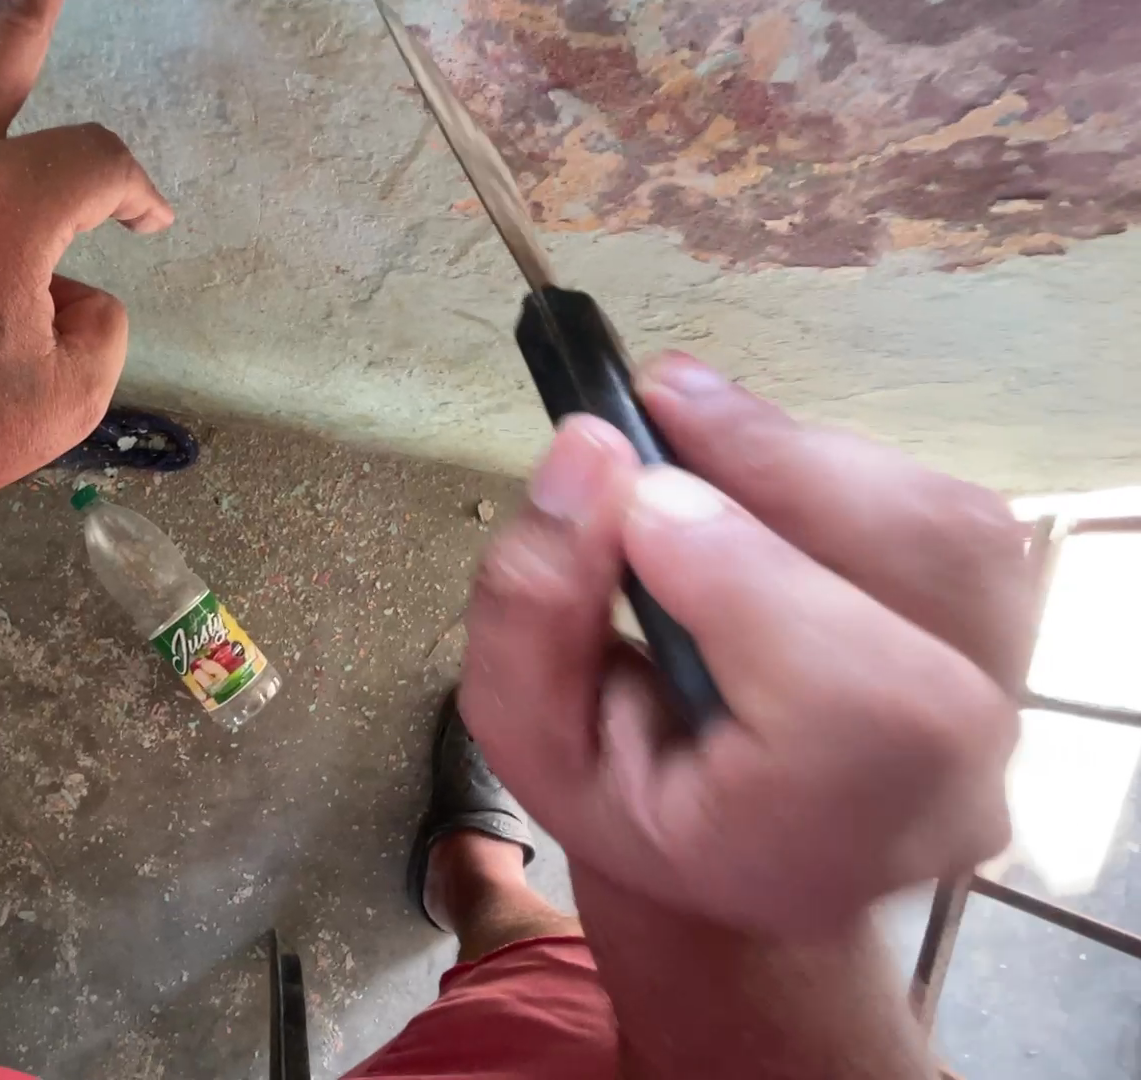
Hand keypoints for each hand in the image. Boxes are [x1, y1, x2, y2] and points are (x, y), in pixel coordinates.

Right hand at [460, 351, 1034, 935]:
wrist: (716, 842)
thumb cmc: (606, 789)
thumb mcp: (517, 719)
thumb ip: (530, 605)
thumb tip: (585, 451)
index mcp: (815, 838)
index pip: (853, 705)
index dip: (746, 577)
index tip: (627, 496)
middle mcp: (952, 775)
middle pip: (926, 578)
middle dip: (775, 463)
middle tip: (650, 399)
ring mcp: (994, 699)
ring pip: (940, 525)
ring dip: (796, 452)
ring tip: (681, 423)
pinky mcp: (991, 632)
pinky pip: (934, 513)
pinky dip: (827, 465)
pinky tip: (737, 469)